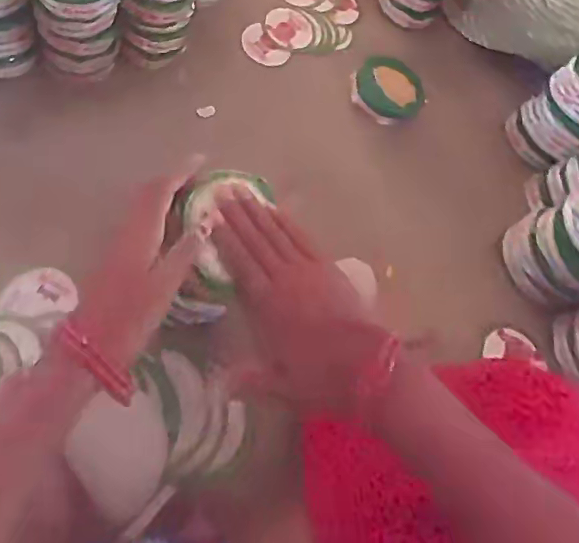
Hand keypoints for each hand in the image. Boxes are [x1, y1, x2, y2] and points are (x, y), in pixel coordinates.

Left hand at [71, 155, 207, 367]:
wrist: (89, 345)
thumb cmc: (130, 317)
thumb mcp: (164, 287)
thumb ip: (185, 253)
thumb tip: (205, 223)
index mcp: (140, 231)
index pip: (161, 190)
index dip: (181, 172)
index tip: (202, 160)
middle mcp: (127, 228)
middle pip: (149, 192)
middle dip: (174, 180)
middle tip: (200, 180)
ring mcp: (118, 240)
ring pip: (143, 204)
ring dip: (164, 194)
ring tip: (191, 198)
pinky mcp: (116, 253)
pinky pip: (140, 218)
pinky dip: (157, 211)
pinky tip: (171, 226)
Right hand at [213, 194, 394, 415]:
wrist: (367, 364)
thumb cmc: (321, 377)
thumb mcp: (283, 385)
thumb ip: (251, 380)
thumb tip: (221, 387)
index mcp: (268, 304)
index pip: (241, 264)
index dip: (226, 240)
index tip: (212, 219)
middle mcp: (283, 279)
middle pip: (255, 242)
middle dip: (237, 217)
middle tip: (221, 192)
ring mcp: (306, 268)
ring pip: (276, 233)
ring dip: (257, 212)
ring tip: (242, 192)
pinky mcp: (326, 265)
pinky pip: (301, 237)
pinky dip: (286, 221)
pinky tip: (275, 209)